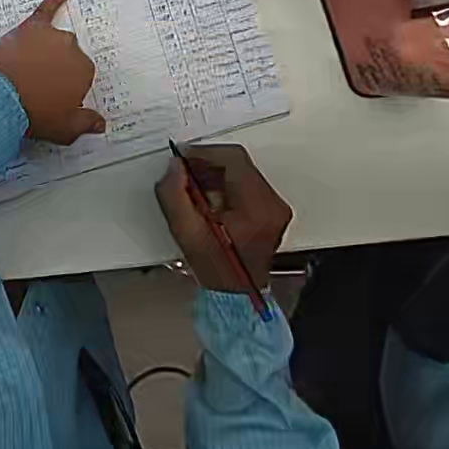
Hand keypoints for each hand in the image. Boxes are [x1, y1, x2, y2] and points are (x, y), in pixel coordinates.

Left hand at [0, 0, 106, 143]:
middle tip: (38, 85)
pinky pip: (47, 8)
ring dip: (47, 49)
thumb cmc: (33, 112)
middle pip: (67, 56)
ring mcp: (51, 36)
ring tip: (28, 67)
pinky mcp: (31, 27)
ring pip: (55, 39)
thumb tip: (100, 124)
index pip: (80, 76)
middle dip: (56, 68)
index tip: (53, 96)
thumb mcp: (64, 129)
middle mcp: (72, 49)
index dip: (64, 86)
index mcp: (84, 71)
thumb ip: (86, 124)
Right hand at [155, 144, 291, 292]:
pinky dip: (224, 181)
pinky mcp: (271, 207)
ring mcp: (274, 206)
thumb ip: (174, 194)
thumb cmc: (215, 269)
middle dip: (207, 163)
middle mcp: (272, 204)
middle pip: (237, 161)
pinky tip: (209, 197)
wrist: (235, 294)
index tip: (183, 159)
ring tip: (196, 189)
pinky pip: (245, 180)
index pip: (232, 159)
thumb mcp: (186, 232)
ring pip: (241, 168)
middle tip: (186, 174)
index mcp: (257, 208)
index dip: (203, 153)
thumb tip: (176, 166)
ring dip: (215, 171)